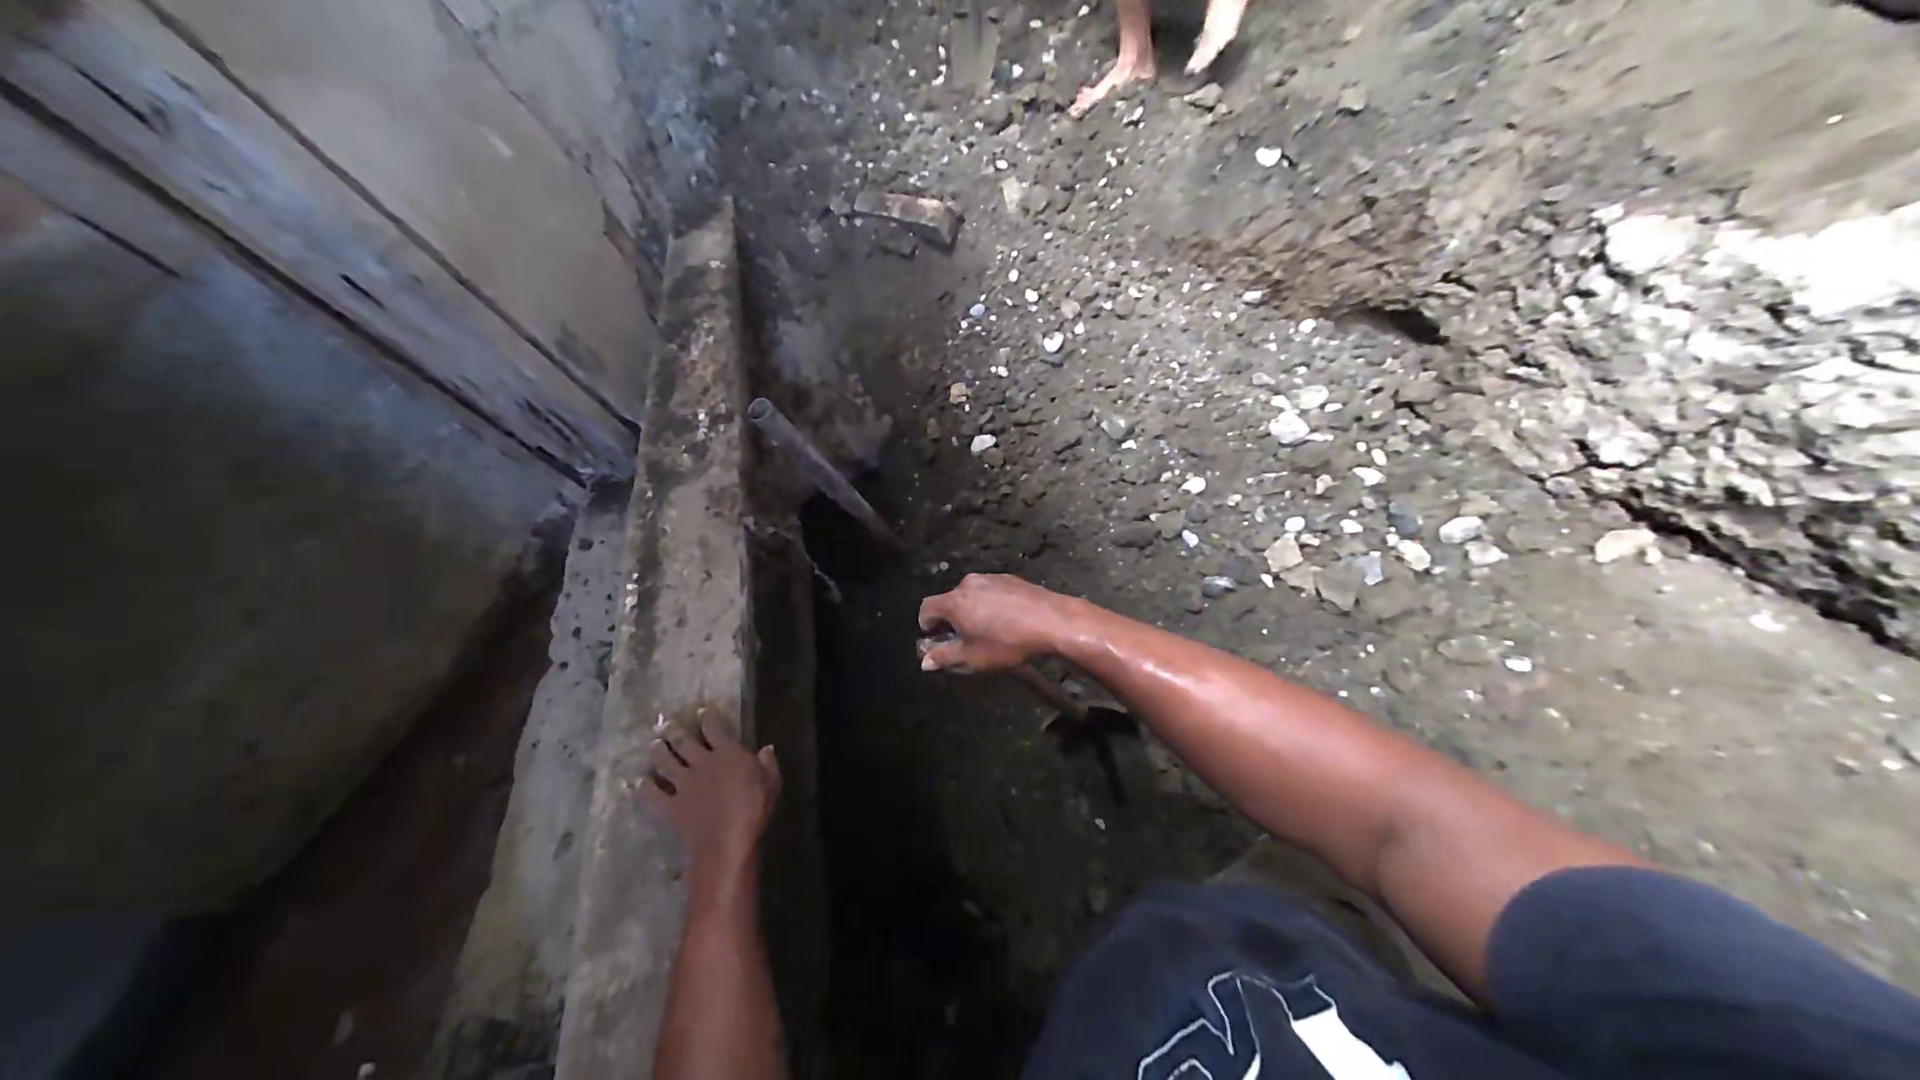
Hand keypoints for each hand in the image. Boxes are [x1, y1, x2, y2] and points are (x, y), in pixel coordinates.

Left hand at [642, 721, 781, 891]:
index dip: (708, 717)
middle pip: (683, 741)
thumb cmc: (755, 810)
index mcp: (727, 753)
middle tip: (665, 722)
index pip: (715, 728)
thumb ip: (768, 764)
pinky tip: (639, 783)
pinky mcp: (670, 806)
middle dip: (674, 730)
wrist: (727, 843)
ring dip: (658, 752)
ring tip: (654, 745)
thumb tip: (766, 748)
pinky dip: (644, 788)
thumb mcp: (772, 783)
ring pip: (665, 762)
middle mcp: (702, 763)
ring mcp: (683, 784)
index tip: (702, 710)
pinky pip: (652, 795)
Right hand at [917, 574, 1079, 672]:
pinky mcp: (1011, 578)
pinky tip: (1007, 621)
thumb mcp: (973, 658)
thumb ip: (945, 657)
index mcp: (954, 601)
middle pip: (950, 600)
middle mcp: (969, 583)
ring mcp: (992, 577)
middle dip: (951, 619)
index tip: (935, 639)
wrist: (1053, 622)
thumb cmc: (1008, 643)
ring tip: (988, 631)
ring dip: (972, 610)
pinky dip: (990, 604)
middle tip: (962, 640)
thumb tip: (925, 661)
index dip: (926, 625)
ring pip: (972, 594)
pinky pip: (991, 591)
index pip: (926, 608)